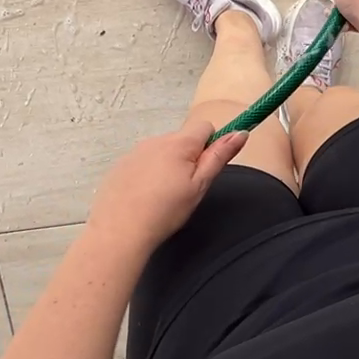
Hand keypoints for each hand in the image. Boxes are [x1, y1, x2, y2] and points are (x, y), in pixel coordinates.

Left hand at [85, 116, 247, 246]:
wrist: (119, 232)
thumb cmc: (164, 211)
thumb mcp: (200, 185)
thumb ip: (219, 156)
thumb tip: (240, 133)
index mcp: (178, 143)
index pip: (205, 126)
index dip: (211, 145)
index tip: (205, 168)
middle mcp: (156, 140)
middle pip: (183, 139)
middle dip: (189, 157)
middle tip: (185, 188)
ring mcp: (135, 152)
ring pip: (163, 150)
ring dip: (168, 165)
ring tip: (164, 196)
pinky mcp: (120, 165)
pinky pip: (143, 161)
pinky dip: (149, 174)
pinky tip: (145, 196)